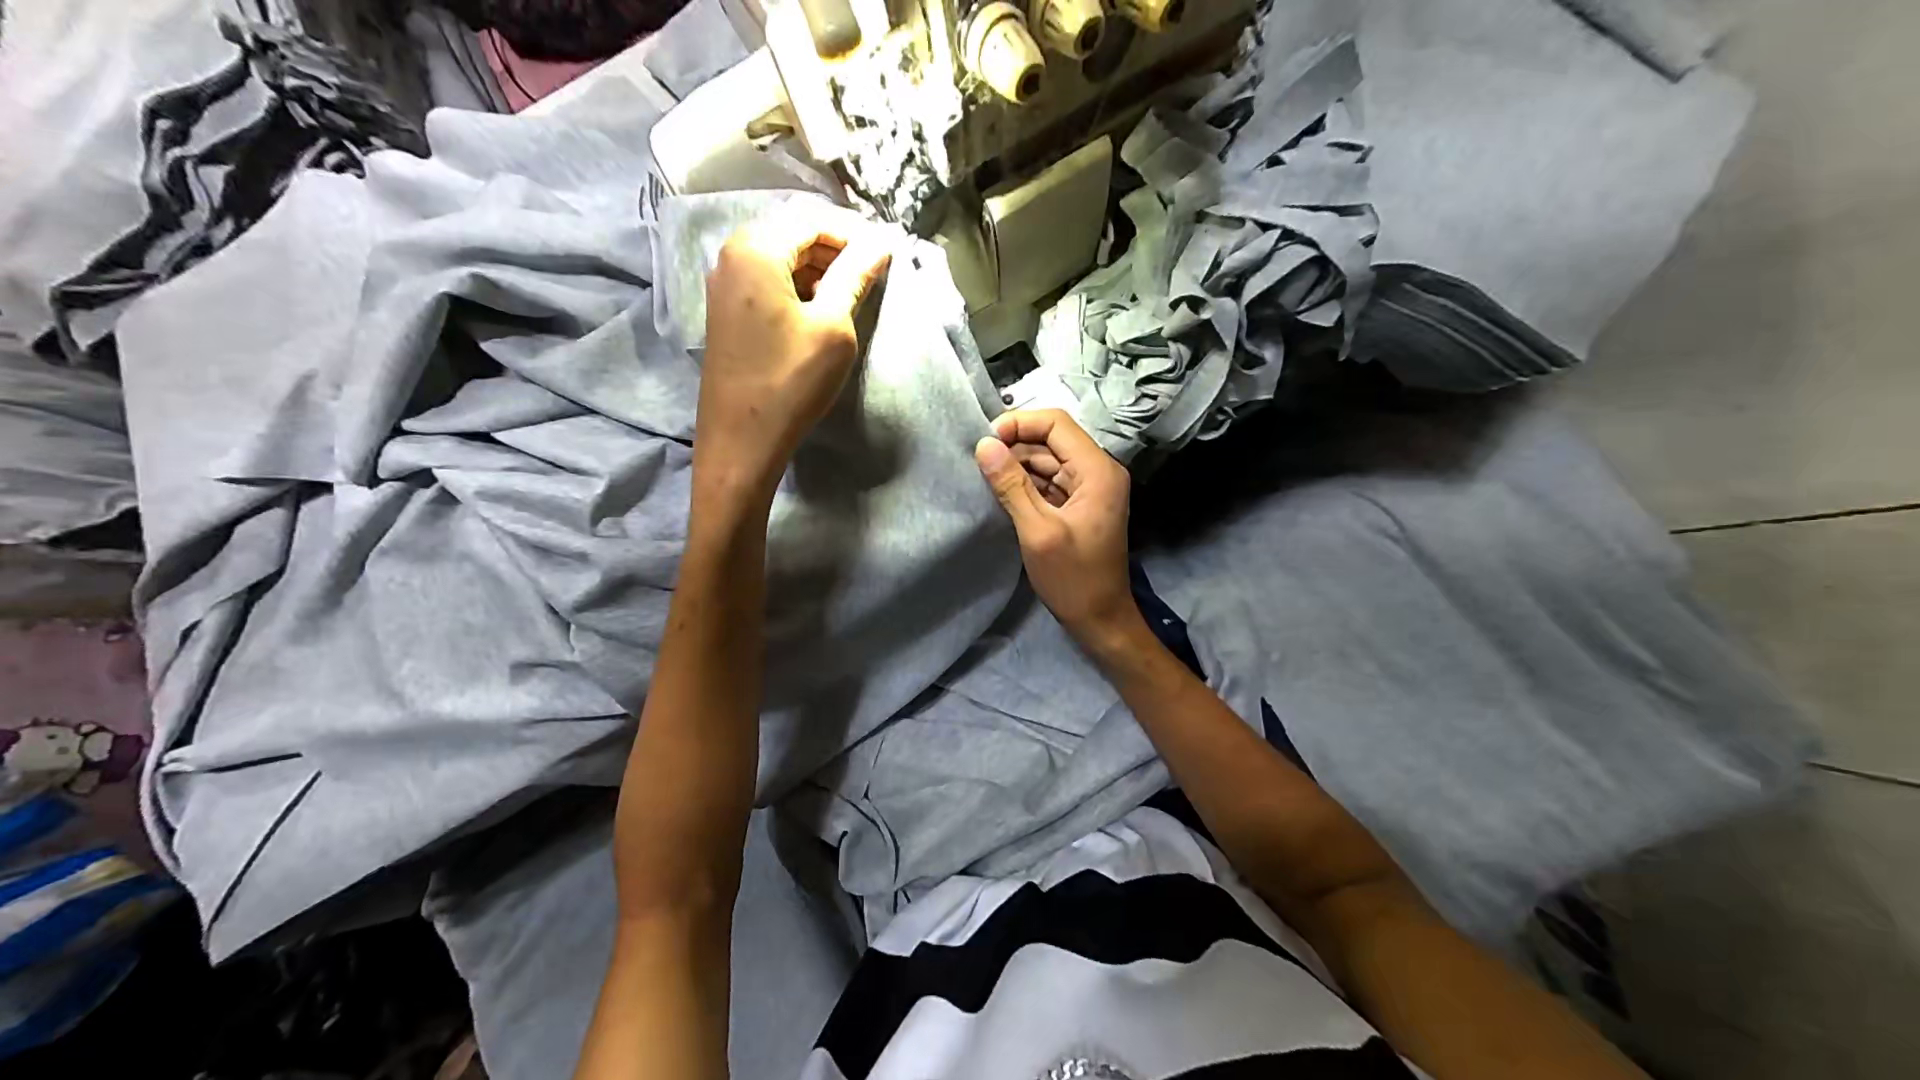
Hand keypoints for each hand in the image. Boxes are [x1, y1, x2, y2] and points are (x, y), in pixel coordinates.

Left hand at [697, 206, 892, 505]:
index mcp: (756, 249)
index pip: (812, 220)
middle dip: (833, 250)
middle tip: (869, 275)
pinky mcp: (723, 310)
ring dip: (815, 269)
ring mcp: (722, 284)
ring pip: (778, 258)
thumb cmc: (792, 380)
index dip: (852, 234)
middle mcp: (730, 254)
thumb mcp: (834, 327)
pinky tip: (816, 311)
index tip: (884, 255)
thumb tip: (880, 243)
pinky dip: (794, 286)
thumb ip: (855, 276)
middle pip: (791, 234)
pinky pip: (764, 281)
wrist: (741, 439)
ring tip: (848, 295)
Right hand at [974, 409, 1146, 654]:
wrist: (1101, 620)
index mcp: (1098, 471)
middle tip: (979, 462)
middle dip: (1014, 445)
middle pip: (1052, 439)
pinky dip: (1027, 483)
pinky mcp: (1080, 505)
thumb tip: (984, 445)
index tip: (985, 442)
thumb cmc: (1073, 579)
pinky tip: (1002, 492)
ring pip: (1048, 460)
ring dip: (1017, 465)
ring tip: (985, 477)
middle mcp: (1099, 471)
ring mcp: (1090, 488)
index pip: (1056, 423)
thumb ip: (1011, 485)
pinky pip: (1050, 481)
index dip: (1019, 424)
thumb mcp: (1037, 531)